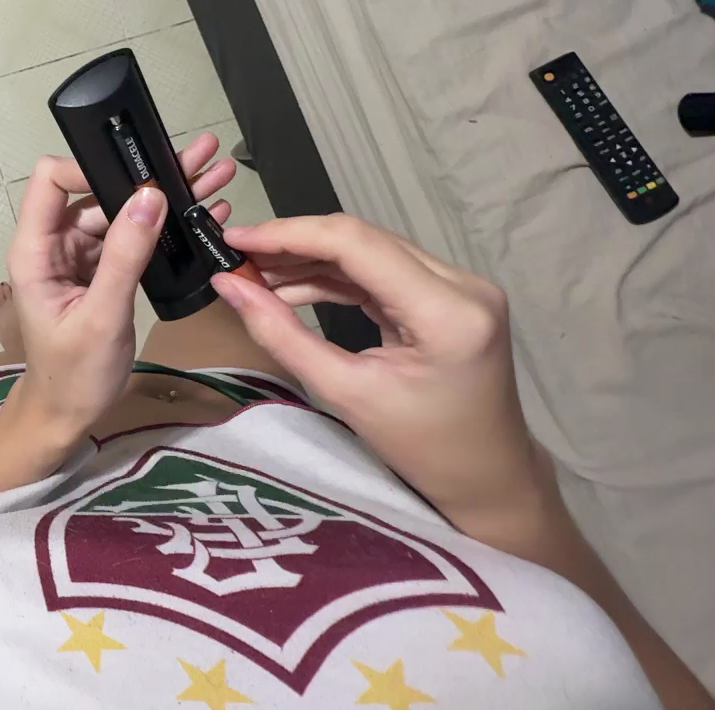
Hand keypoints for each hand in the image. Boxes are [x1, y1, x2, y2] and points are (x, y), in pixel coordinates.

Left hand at [4, 134, 236, 441]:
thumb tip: (150, 195)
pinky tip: (205, 210)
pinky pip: (131, 237)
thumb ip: (125, 255)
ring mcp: (79, 254)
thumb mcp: (102, 316)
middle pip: (95, 191)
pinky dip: (165, 225)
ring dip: (166, 195)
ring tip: (215, 172)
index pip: (51, 181)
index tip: (140, 172)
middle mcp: (54, 243)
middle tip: (201, 157)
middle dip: (146, 175)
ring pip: (119, 210)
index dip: (90, 166)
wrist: (68, 413)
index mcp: (36, 249)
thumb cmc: (73, 373)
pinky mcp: (101, 268)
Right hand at [208, 215, 552, 527]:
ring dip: (305, 258)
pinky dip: (328, 275)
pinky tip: (288, 288)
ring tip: (254, 276)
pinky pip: (374, 269)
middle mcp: (460, 283)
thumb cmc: (422, 447)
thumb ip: (280, 333)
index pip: (355, 243)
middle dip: (291, 244)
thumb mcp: (343, 391)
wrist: (488, 480)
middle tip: (236, 258)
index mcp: (445, 310)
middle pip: (359, 238)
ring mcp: (455, 286)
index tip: (234, 240)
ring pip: (363, 249)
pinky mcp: (442, 294)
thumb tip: (226, 285)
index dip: (288, 234)